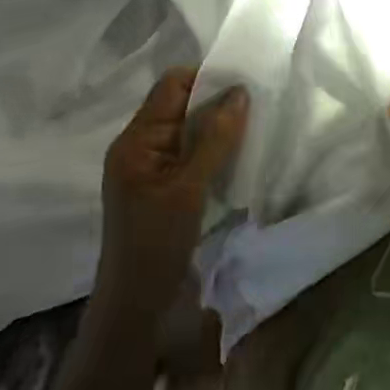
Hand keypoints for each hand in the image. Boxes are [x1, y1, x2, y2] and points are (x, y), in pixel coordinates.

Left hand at [97, 67, 248, 309]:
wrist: (136, 311)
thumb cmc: (156, 245)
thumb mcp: (188, 189)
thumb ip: (215, 139)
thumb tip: (240, 91)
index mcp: (135, 140)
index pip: (171, 87)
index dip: (205, 78)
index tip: (243, 82)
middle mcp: (139, 146)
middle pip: (179, 105)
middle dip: (215, 100)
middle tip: (255, 102)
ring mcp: (149, 167)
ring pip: (187, 129)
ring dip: (216, 125)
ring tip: (252, 124)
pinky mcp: (162, 186)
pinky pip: (189, 152)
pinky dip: (211, 148)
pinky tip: (236, 153)